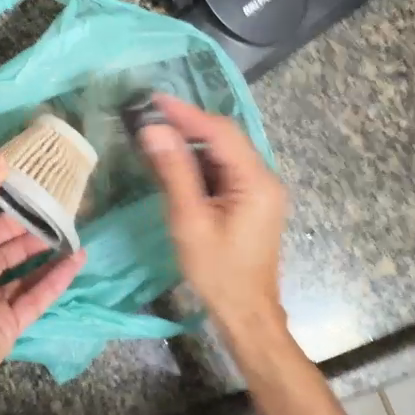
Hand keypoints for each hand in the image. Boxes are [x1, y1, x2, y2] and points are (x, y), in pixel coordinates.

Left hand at [0, 155, 87, 394]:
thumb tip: (1, 159)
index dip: (8, 208)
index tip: (33, 189)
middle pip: (6, 247)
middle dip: (30, 230)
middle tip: (60, 212)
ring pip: (24, 272)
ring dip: (46, 255)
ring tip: (73, 235)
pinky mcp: (11, 324)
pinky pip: (37, 296)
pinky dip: (56, 280)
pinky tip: (77, 263)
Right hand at [138, 95, 288, 337]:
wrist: (246, 314)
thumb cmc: (218, 272)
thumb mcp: (190, 221)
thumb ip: (174, 172)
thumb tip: (154, 130)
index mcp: (256, 181)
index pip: (220, 132)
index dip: (187, 113)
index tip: (154, 99)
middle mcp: (264, 178)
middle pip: (224, 137)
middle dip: (187, 123)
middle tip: (151, 113)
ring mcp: (259, 189)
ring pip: (222, 151)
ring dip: (191, 141)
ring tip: (156, 132)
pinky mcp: (250, 199)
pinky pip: (223, 168)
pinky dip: (198, 160)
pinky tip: (174, 160)